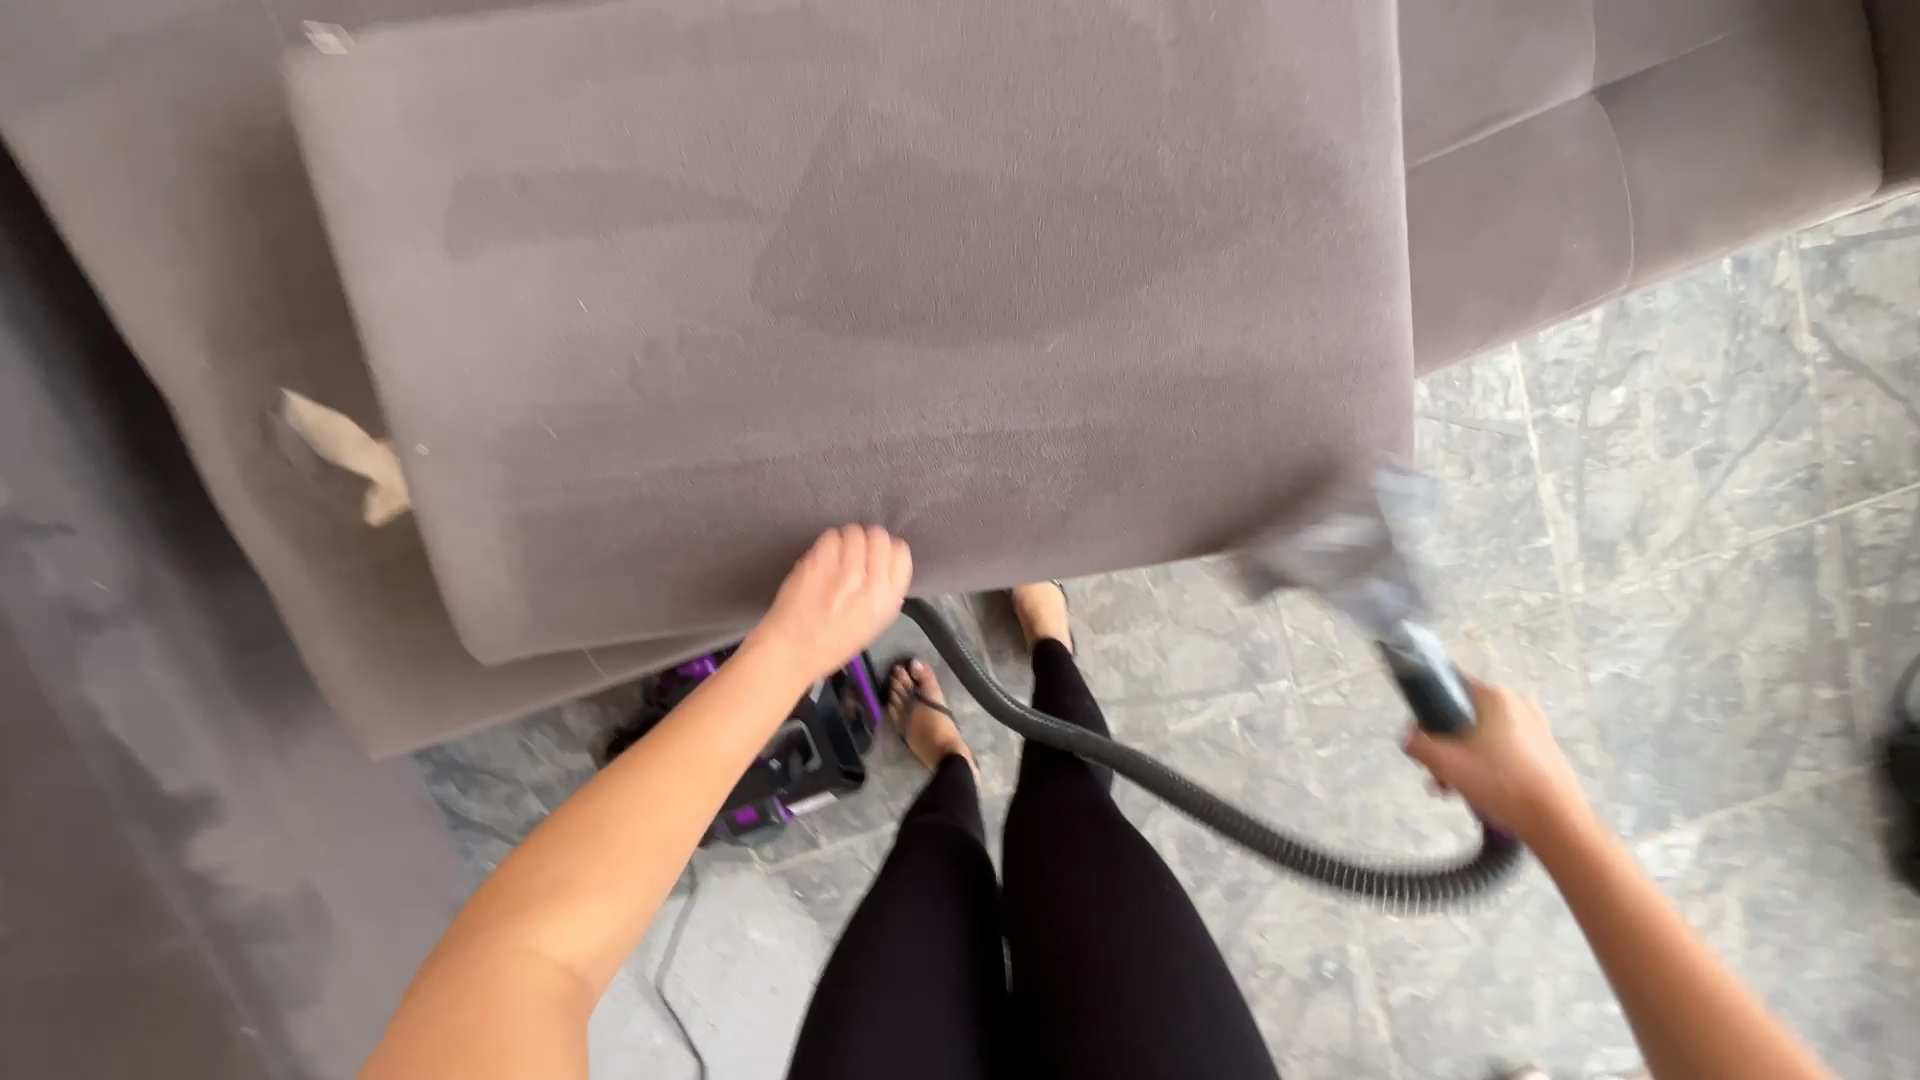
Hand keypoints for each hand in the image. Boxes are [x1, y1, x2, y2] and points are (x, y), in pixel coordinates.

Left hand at [746, 525, 912, 682]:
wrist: (794, 650)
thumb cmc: (834, 643)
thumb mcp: (876, 623)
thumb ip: (885, 592)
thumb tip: (884, 564)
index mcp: (889, 599)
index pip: (901, 553)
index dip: (886, 550)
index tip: (874, 557)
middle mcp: (872, 582)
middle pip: (879, 537)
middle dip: (867, 541)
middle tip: (854, 553)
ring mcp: (845, 571)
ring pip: (855, 532)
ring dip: (846, 540)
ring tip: (836, 556)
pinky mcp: (820, 563)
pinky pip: (831, 535)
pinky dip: (828, 543)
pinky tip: (822, 558)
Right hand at [1401, 676, 1593, 844]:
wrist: (1557, 821)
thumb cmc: (1499, 781)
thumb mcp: (1445, 762)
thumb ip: (1417, 744)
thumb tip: (1409, 739)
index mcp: (1495, 696)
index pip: (1448, 687)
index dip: (1426, 712)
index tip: (1421, 738)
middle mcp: (1517, 703)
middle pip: (1464, 717)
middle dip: (1444, 745)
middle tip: (1436, 771)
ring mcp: (1536, 728)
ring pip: (1482, 736)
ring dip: (1462, 759)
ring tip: (1452, 788)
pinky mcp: (1546, 751)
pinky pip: (1503, 751)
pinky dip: (1486, 766)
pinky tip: (1476, 792)